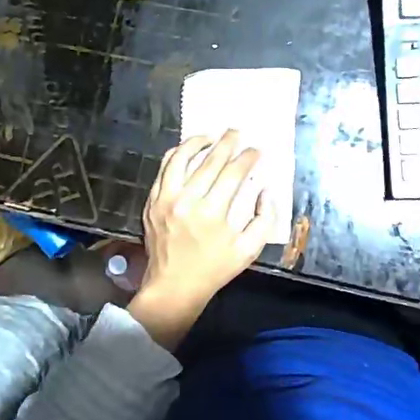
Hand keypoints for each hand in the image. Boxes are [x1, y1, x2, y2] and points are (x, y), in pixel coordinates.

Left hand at [129, 131, 275, 348]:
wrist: (173, 287)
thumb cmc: (214, 269)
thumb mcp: (248, 251)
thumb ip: (264, 220)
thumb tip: (266, 192)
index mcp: (213, 213)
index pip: (233, 174)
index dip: (247, 158)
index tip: (256, 150)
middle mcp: (187, 200)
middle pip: (209, 161)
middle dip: (227, 144)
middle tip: (236, 132)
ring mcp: (165, 199)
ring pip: (180, 159)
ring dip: (197, 142)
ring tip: (210, 136)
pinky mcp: (152, 202)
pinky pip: (163, 170)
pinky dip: (175, 156)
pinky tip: (185, 150)